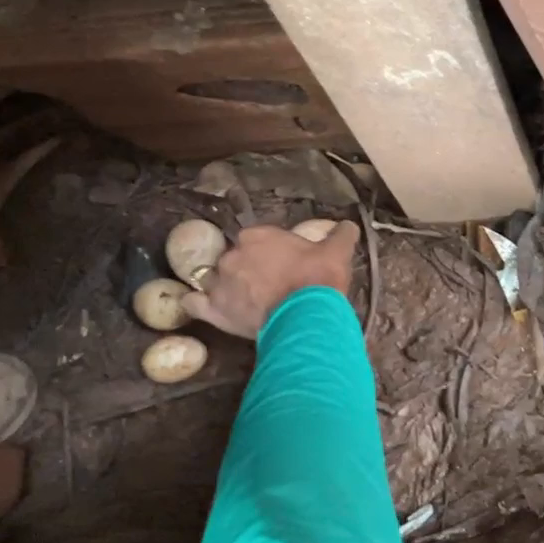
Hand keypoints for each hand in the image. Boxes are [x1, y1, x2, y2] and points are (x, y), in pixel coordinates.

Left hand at [182, 221, 359, 338]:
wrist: (306, 318)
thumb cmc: (318, 279)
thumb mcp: (338, 252)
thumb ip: (342, 234)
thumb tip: (348, 224)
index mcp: (257, 236)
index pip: (258, 237)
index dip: (271, 249)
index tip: (285, 260)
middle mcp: (231, 255)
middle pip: (236, 257)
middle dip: (250, 266)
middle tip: (271, 280)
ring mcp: (219, 284)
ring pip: (215, 279)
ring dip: (227, 284)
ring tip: (246, 297)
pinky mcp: (213, 311)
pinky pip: (194, 304)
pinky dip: (198, 303)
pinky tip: (208, 305)